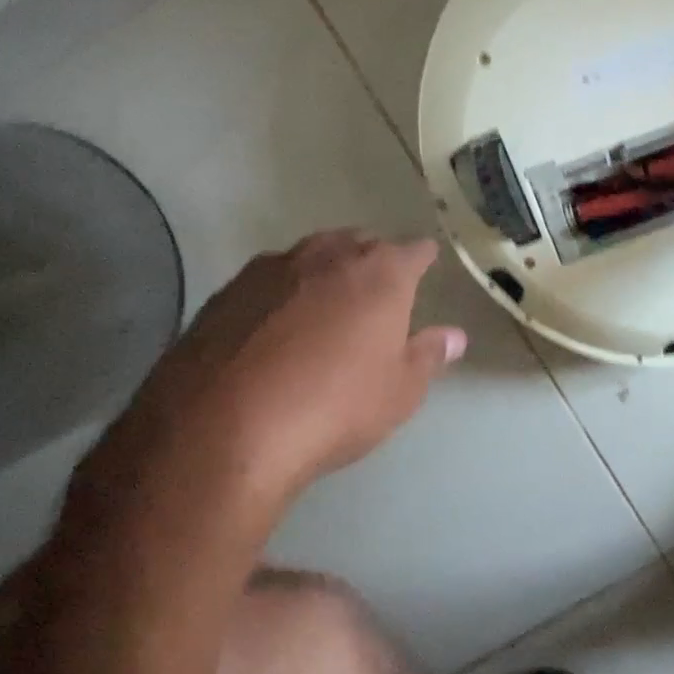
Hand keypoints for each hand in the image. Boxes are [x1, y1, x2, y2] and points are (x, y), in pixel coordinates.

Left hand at [114, 231, 466, 506]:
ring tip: (325, 307)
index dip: (422, 259)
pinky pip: (266, 283)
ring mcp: (269, 271)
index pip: (414, 250)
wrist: (219, 430)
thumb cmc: (333, 408)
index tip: (426, 268)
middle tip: (377, 292)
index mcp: (380, 274)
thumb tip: (454, 336)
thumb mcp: (399, 392)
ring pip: (308, 257)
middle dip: (371, 260)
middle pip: (358, 243)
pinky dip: (279, 297)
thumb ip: (428, 356)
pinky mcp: (222, 295)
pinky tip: (274, 330)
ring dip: (322, 273)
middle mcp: (327, 257)